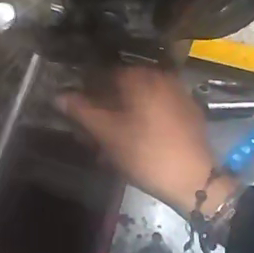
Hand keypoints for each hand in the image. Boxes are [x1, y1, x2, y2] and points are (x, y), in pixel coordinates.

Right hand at [57, 67, 229, 215]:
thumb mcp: (108, 134)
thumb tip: (59, 96)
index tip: (75, 108)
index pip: (103, 72)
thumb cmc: (146, 153)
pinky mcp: (188, 113)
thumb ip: (81, 111)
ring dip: (120, 116)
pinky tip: (131, 143)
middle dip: (103, 106)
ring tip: (107, 143)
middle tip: (90, 130)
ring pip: (138, 100)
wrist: (195, 180)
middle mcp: (160, 77)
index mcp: (140, 76)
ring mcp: (177, 94)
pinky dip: (140, 121)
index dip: (86, 89)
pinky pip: (155, 110)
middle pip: (122, 87)